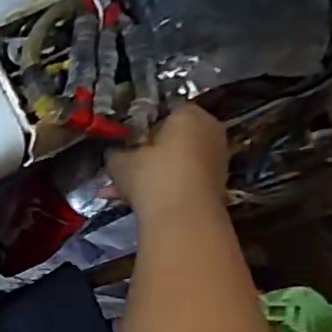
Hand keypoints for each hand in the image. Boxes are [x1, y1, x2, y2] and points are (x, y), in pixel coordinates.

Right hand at [110, 104, 229, 217]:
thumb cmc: (152, 177)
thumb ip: (116, 154)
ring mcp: (216, 158)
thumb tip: (114, 154)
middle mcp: (209, 130)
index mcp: (189, 115)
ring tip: (125, 193)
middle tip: (127, 171)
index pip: (165, 114)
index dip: (144, 130)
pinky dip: (166, 188)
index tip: (129, 147)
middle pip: (174, 140)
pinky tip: (141, 203)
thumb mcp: (120, 163)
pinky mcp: (216, 183)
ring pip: (177, 163)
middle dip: (150, 156)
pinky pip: (185, 180)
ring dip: (154, 175)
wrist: (183, 217)